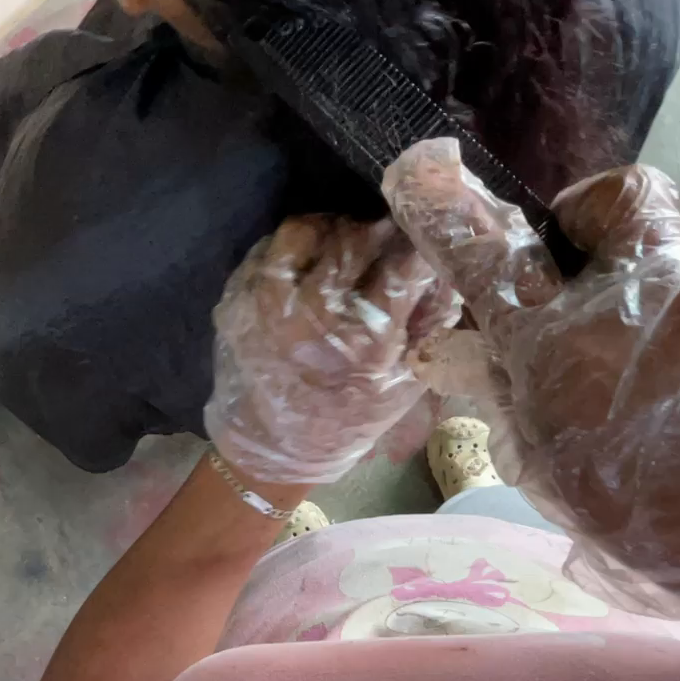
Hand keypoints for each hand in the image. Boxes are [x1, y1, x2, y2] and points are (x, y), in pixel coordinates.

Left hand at [204, 215, 460, 484]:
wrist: (270, 449)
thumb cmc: (347, 419)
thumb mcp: (406, 381)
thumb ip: (432, 320)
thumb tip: (445, 259)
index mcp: (361, 339)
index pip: (404, 260)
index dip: (419, 238)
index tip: (424, 232)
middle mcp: (309, 314)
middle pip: (354, 237)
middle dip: (376, 233)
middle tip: (382, 241)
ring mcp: (264, 305)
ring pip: (302, 231)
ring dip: (330, 233)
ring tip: (341, 250)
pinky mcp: (233, 301)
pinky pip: (265, 251)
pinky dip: (291, 252)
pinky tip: (305, 269)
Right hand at [382, 138, 679, 615]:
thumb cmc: (638, 517)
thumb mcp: (541, 461)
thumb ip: (498, 391)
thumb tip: (447, 349)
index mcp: (563, 350)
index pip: (490, 258)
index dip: (449, 212)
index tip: (422, 173)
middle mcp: (645, 303)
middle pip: (612, 202)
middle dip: (585, 221)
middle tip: (584, 273)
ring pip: (672, 264)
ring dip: (649, 304)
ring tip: (663, 381)